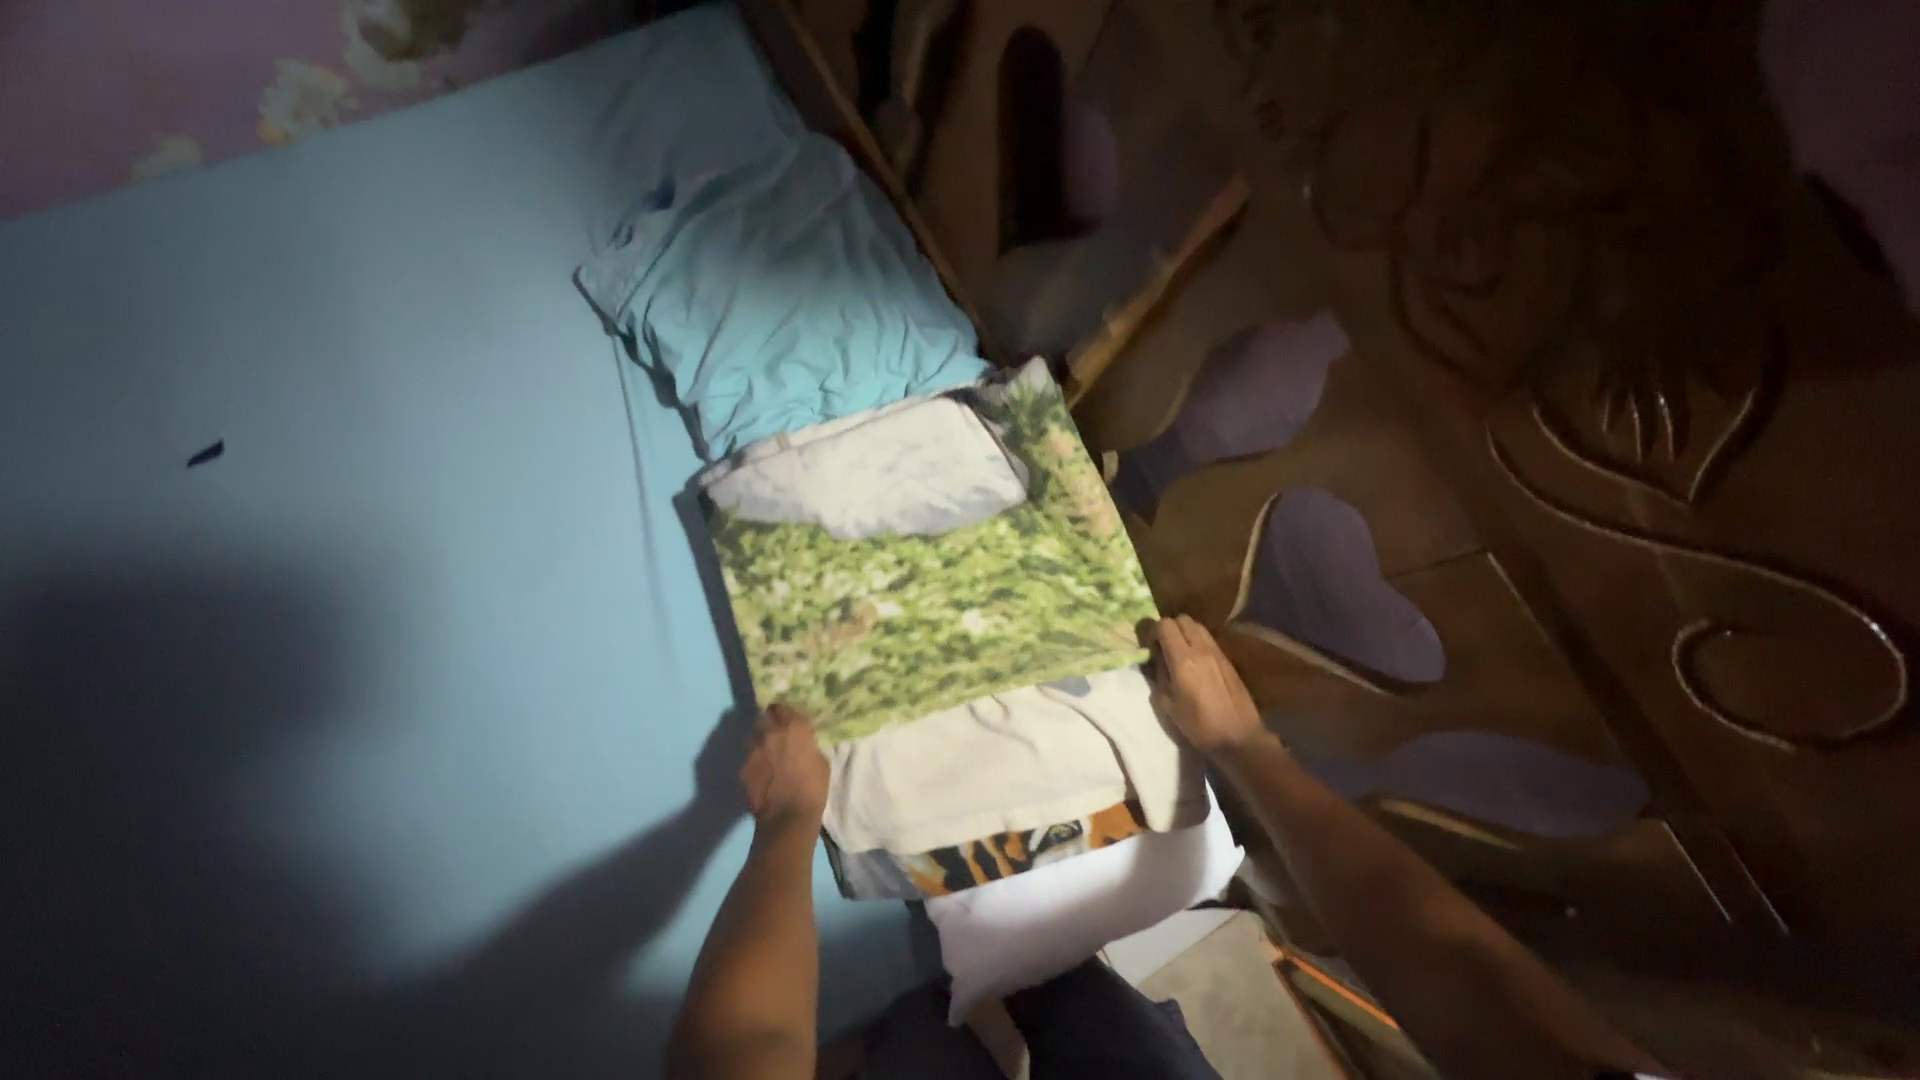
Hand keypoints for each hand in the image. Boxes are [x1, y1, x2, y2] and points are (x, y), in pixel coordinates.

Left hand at [739, 704, 829, 829]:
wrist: (787, 817)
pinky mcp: (742, 767)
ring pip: (753, 736)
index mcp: (794, 727)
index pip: (782, 706)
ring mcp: (752, 749)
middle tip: (776, 735)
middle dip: (769, 722)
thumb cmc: (813, 789)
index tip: (787, 720)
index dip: (784, 713)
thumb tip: (802, 742)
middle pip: (764, 717)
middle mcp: (770, 732)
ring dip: (760, 741)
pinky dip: (754, 761)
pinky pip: (748, 757)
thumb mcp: (821, 761)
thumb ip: (808, 744)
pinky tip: (760, 773)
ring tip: (766, 755)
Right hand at [1150, 615, 1266, 754]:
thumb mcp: (1168, 704)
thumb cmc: (1199, 724)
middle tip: (1163, 648)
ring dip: (1185, 633)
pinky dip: (1197, 642)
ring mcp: (1218, 653)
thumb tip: (1158, 660)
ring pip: (1198, 627)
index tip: (1150, 649)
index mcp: (1183, 660)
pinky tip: (1195, 663)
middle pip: (1183, 619)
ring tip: (1179, 653)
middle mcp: (1201, 649)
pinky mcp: (1228, 660)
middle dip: (1169, 628)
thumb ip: (1160, 675)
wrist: (1238, 736)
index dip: (1153, 632)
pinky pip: (1208, 640)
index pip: (1165, 625)